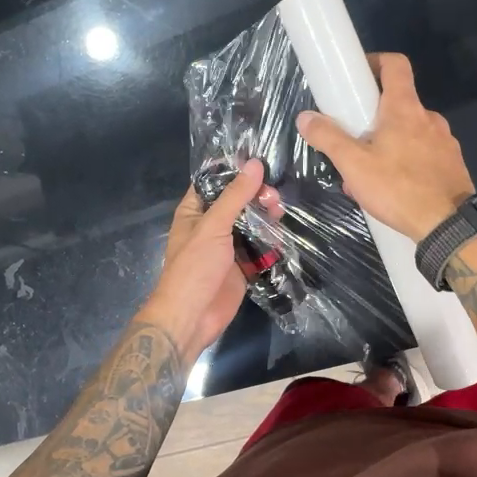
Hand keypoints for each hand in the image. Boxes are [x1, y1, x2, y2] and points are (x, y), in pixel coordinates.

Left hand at [141, 160, 277, 363]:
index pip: (213, 181)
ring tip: (279, 212)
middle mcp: (211, 226)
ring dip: (266, 216)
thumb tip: (254, 164)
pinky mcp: (242, 265)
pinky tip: (283, 233)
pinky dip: (271, 240)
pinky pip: (260, 247)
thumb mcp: (213, 226)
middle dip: (256, 195)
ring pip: (251, 223)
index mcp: (194, 212)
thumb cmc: (194, 267)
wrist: (193, 316)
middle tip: (274, 197)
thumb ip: (235, 196)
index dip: (234, 170)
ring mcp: (227, 246)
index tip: (260, 161)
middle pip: (238, 201)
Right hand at [295, 53, 475, 241]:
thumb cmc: (398, 188)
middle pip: (398, 103)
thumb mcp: (354, 164)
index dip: (375, 61)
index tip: (357, 75)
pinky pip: (422, 155)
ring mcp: (444, 141)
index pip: (395, 65)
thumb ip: (328, 138)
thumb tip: (305, 117)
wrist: (447, 224)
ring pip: (409, 133)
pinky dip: (404, 163)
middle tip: (352, 139)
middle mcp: (429, 118)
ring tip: (367, 173)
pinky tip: (390, 189)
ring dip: (387, 144)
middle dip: (373, 117)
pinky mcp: (451, 165)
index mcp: (405, 108)